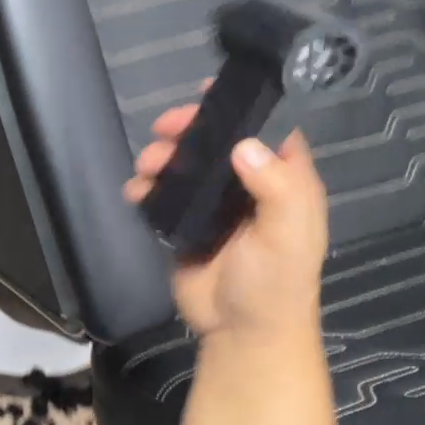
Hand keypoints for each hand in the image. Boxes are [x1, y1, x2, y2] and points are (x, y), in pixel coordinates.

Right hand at [123, 103, 327, 339]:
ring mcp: (213, 207)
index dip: (242, 110)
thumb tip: (241, 145)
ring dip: (162, 159)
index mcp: (285, 183)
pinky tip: (136, 192)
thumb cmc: (276, 282)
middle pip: (217, 145)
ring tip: (147, 165)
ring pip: (185, 167)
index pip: (268, 132)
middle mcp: (248, 188)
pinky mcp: (182, 226)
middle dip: (189, 132)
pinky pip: (161, 197)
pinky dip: (145, 189)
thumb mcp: (288, 234)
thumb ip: (276, 188)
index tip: (208, 94)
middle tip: (164, 127)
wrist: (239, 331)